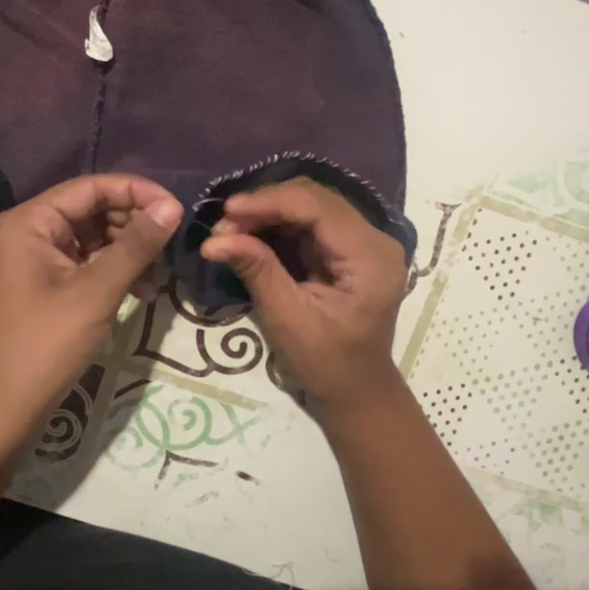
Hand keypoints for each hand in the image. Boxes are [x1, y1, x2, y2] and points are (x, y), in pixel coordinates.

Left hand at [0, 174, 182, 409]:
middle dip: (134, 220)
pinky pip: (91, 258)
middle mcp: (32, 229)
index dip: (136, 191)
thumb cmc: (49, 341)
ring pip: (96, 233)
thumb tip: (173, 206)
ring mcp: (40, 255)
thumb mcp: (97, 290)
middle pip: (94, 207)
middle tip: (173, 238)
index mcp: (31, 221)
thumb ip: (136, 245)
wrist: (12, 401)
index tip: (176, 207)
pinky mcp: (51, 278)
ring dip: (130, 245)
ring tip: (161, 264)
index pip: (91, 187)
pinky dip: (118, 266)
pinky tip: (145, 286)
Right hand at [199, 178, 408, 414]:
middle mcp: (374, 239)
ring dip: (268, 212)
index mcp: (370, 258)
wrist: (355, 390)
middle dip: (266, 205)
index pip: (319, 208)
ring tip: (229, 230)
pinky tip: (249, 233)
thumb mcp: (287, 319)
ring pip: (310, 204)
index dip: (271, 202)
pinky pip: (309, 221)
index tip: (228, 210)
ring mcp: (363, 241)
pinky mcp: (347, 248)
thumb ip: (257, 271)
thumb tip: (214, 239)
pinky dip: (277, 224)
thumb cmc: (326, 363)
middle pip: (315, 199)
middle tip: (223, 225)